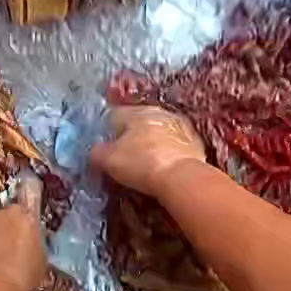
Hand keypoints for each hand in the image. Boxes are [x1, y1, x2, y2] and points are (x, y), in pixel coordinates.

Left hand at [0, 173, 46, 290]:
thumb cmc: (23, 275)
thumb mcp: (40, 259)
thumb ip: (35, 243)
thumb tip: (31, 244)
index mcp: (27, 214)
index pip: (31, 192)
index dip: (31, 193)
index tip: (31, 196)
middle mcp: (2, 213)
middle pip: (8, 213)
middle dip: (10, 225)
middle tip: (14, 246)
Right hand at [90, 106, 208, 196]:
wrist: (182, 178)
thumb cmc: (140, 164)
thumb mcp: (107, 160)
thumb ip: (96, 152)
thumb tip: (95, 151)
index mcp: (136, 111)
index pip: (113, 116)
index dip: (105, 134)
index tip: (104, 150)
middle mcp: (158, 112)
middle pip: (137, 123)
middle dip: (129, 137)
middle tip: (123, 158)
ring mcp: (180, 126)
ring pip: (157, 133)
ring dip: (150, 144)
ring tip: (144, 165)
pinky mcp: (195, 142)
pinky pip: (173, 145)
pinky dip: (166, 154)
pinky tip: (162, 168)